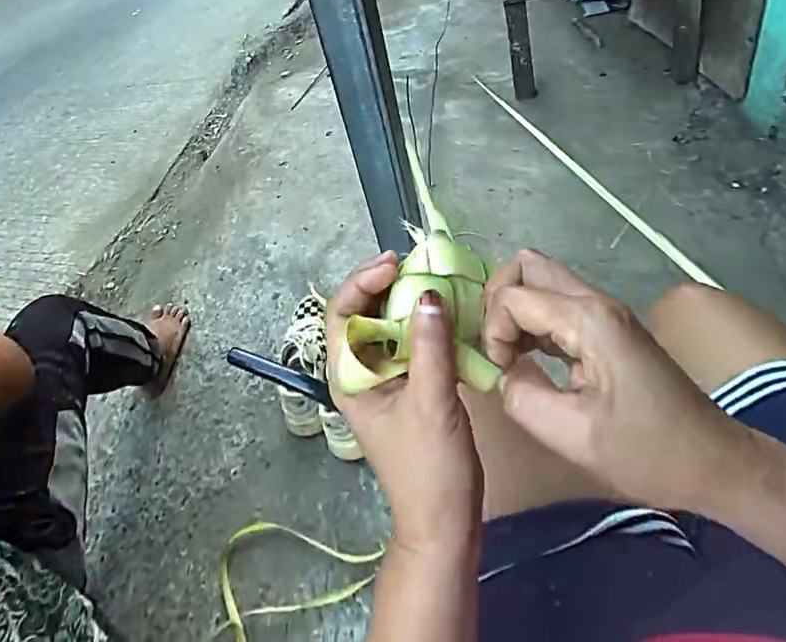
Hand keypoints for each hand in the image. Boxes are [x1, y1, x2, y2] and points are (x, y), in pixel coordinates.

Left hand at [327, 251, 483, 556]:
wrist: (445, 523)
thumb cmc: (429, 468)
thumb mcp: (431, 402)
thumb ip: (429, 345)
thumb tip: (429, 292)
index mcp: (348, 377)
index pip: (340, 315)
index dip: (361, 283)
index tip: (392, 265)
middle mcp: (360, 372)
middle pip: (361, 314)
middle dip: (381, 284)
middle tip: (411, 263)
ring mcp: (383, 378)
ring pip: (385, 325)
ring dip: (403, 299)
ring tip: (427, 277)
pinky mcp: (406, 384)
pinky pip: (407, 341)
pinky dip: (422, 321)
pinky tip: (442, 310)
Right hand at [481, 250, 760, 511]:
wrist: (718, 464)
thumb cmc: (650, 454)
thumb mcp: (574, 437)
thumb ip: (521, 397)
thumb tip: (503, 372)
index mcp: (590, 320)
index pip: (513, 297)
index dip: (493, 331)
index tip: (502, 370)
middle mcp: (597, 302)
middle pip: (528, 265)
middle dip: (499, 299)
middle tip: (498, 344)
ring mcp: (606, 312)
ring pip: (542, 279)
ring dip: (517, 308)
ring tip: (511, 352)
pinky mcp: (610, 327)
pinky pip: (558, 303)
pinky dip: (535, 319)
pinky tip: (532, 356)